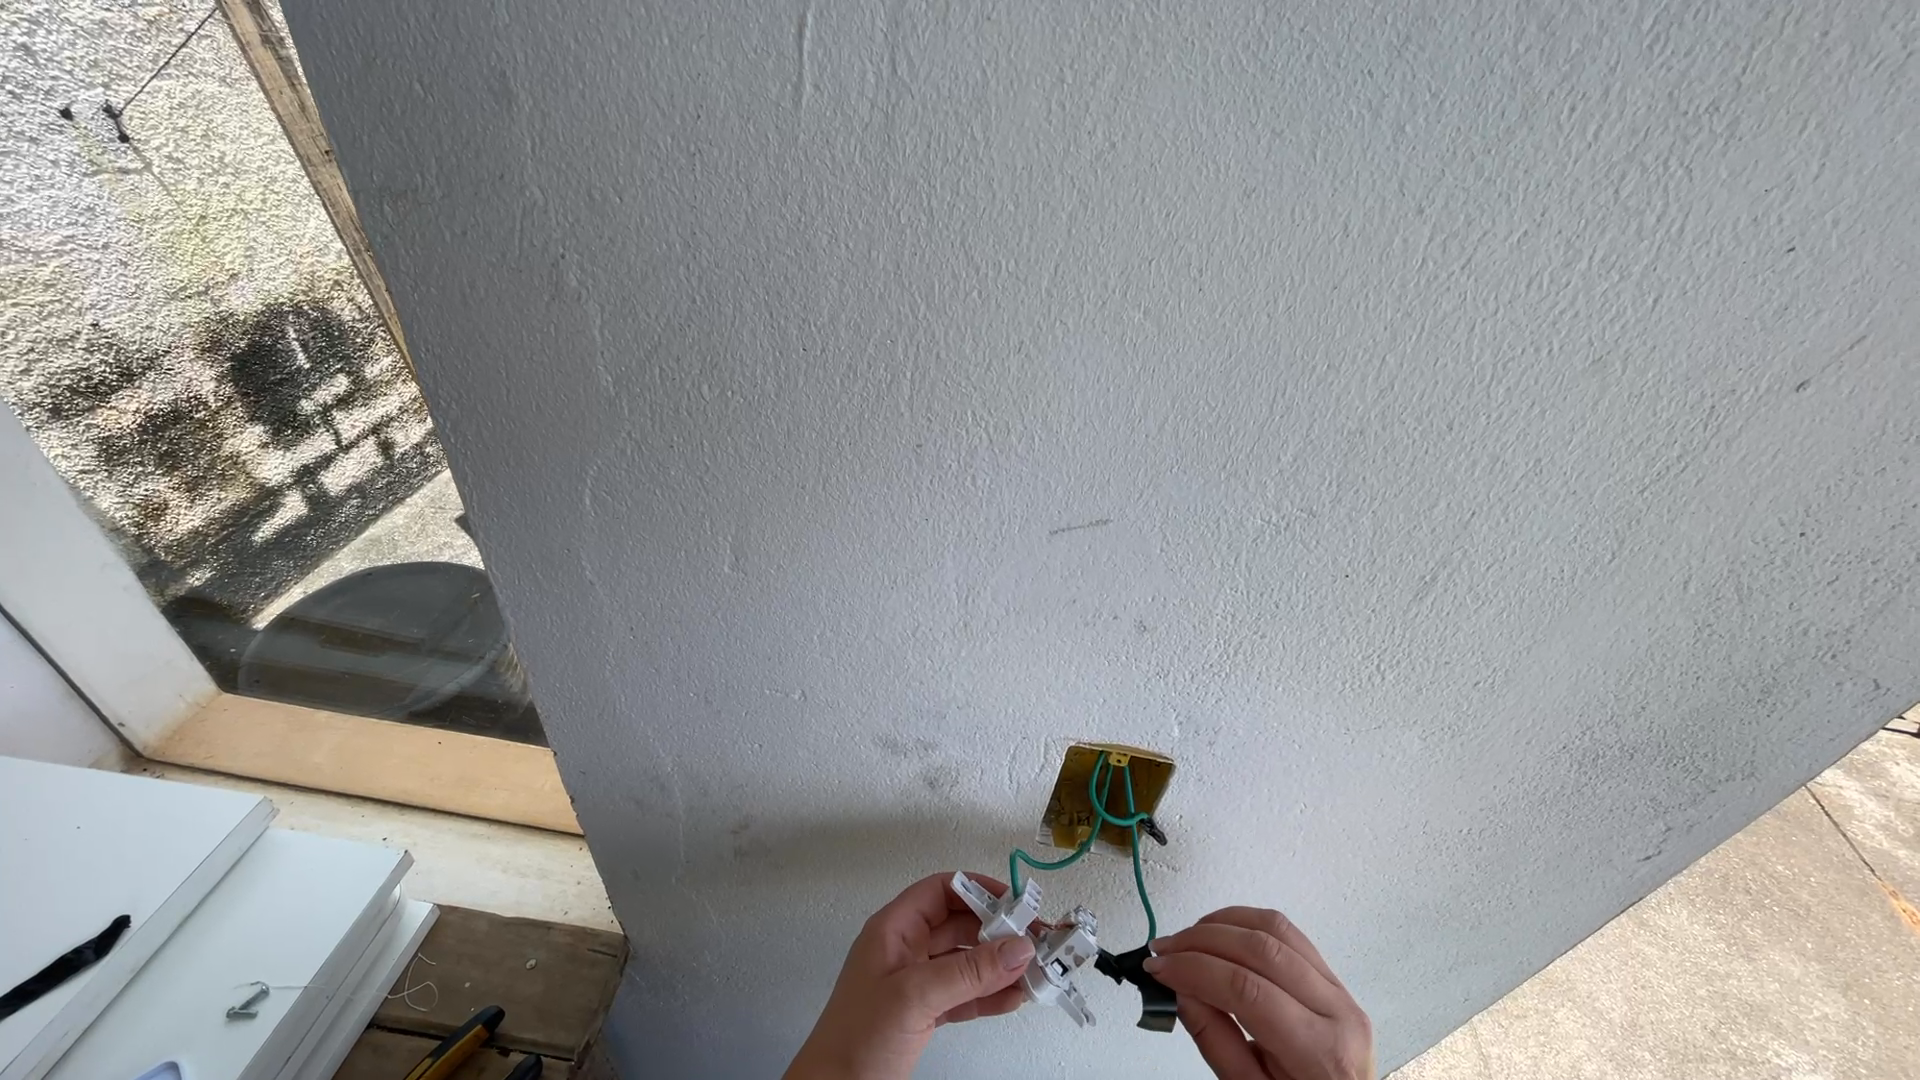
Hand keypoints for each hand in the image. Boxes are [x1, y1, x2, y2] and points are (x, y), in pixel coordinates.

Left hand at [785, 873, 1036, 1079]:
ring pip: (966, 961)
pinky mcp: (924, 1012)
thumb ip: (968, 972)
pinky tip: (1012, 998)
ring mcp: (916, 982)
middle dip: (997, 931)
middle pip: (960, 924)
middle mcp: (906, 949)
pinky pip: (965, 994)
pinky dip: (990, 995)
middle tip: (1032, 940)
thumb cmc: (853, 1040)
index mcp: (894, 929)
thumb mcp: (914, 996)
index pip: (942, 890)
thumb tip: (1016, 947)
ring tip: (1031, 972)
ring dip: (999, 966)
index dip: (978, 890)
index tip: (1014, 902)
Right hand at [1146, 907, 1373, 1079]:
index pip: (1247, 989)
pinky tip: (1218, 932)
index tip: (1156, 967)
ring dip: (1221, 924)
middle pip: (1260, 949)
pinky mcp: (1333, 977)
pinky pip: (1286, 932)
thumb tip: (1178, 988)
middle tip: (1162, 950)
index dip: (1195, 969)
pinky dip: (1245, 922)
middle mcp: (1338, 1012)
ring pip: (1274, 928)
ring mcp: (1341, 989)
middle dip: (1201, 941)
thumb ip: (1215, 1041)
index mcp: (1321, 1054)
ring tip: (1185, 939)